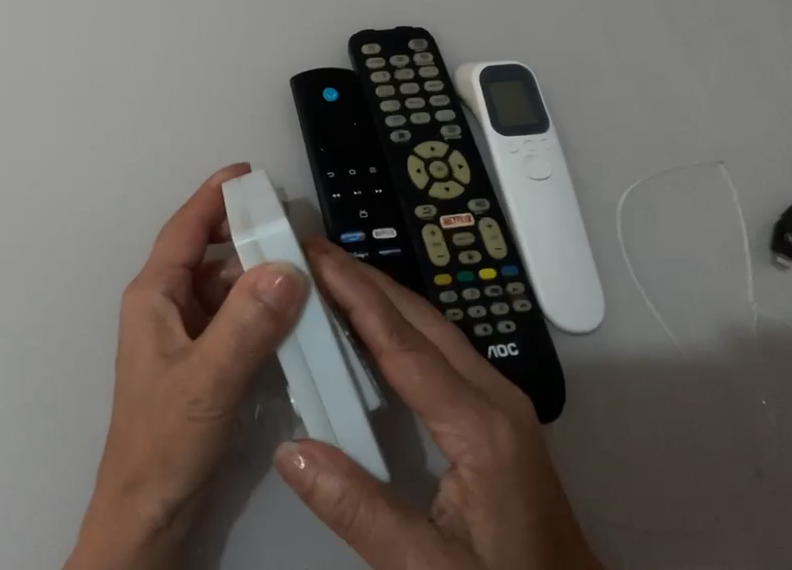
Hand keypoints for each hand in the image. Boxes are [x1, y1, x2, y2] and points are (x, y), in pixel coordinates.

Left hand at [65, 164, 308, 569]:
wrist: (148, 511)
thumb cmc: (165, 440)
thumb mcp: (209, 378)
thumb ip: (247, 323)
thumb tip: (286, 266)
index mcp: (153, 297)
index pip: (184, 230)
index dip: (213, 198)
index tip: (246, 173)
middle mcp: (166, 308)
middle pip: (207, 255)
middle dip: (245, 235)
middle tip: (293, 224)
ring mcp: (184, 337)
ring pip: (224, 289)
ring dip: (258, 276)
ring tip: (305, 265)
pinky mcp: (202, 364)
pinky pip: (234, 321)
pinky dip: (261, 311)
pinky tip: (294, 315)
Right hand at [276, 239, 602, 569]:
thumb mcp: (429, 569)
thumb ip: (359, 512)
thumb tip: (292, 451)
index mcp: (480, 427)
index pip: (403, 342)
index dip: (354, 294)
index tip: (312, 256)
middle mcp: (495, 397)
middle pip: (420, 319)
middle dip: (363, 279)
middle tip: (307, 253)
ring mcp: (499, 402)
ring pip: (431, 328)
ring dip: (378, 296)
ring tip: (326, 276)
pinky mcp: (495, 413)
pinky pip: (437, 349)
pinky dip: (394, 324)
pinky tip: (364, 327)